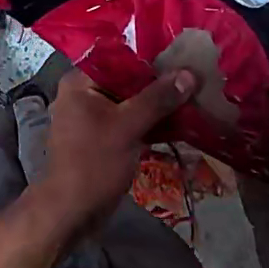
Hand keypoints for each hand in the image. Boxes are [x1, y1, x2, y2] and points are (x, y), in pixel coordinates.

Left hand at [29, 69, 195, 234]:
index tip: (184, 52)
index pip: (121, 56)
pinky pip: (136, 120)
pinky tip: (186, 119)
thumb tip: (190, 74)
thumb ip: (159, 98)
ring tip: (197, 93)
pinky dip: (157, 120)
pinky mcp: (109, 137)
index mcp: (82, 82)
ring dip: (163, 102)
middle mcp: (88, 94)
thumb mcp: (127, 127)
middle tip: (197, 73)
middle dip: (163, 80)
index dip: (153, 54)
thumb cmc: (92, 164)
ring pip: (137, 101)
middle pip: (131, 79)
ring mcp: (99, 117)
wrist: (71, 215)